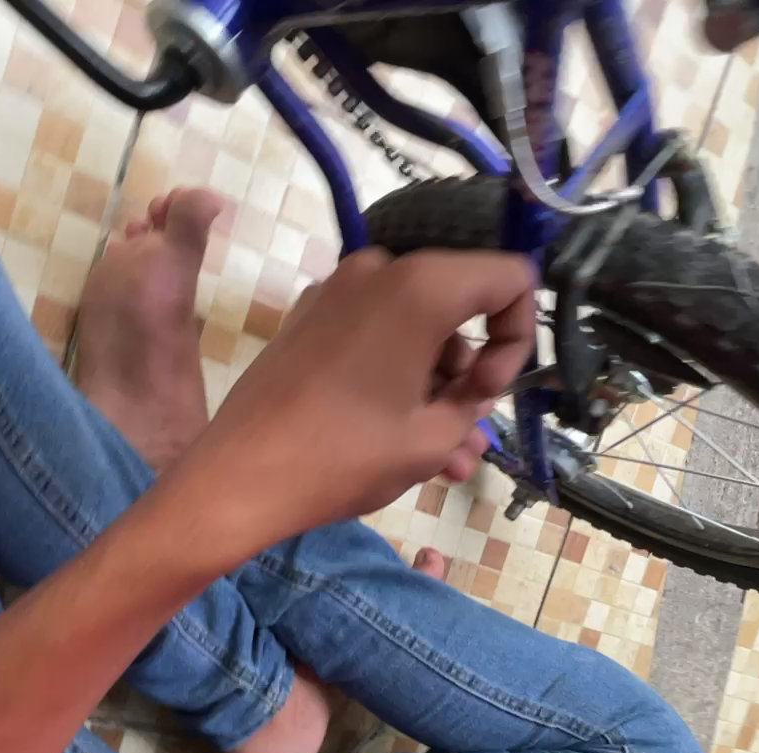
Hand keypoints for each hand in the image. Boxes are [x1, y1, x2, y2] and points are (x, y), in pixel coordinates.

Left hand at [169, 248, 536, 545]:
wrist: (241, 476)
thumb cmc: (345, 457)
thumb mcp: (430, 440)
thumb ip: (474, 401)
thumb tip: (477, 387)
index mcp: (420, 285)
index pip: (510, 278)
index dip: (518, 337)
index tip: (492, 392)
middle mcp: (377, 271)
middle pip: (456, 305)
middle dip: (471, 372)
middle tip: (468, 431)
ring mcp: (334, 293)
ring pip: (411, 329)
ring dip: (433, 387)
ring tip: (442, 456)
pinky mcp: (305, 321)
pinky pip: (371, 337)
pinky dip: (392, 375)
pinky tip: (397, 433)